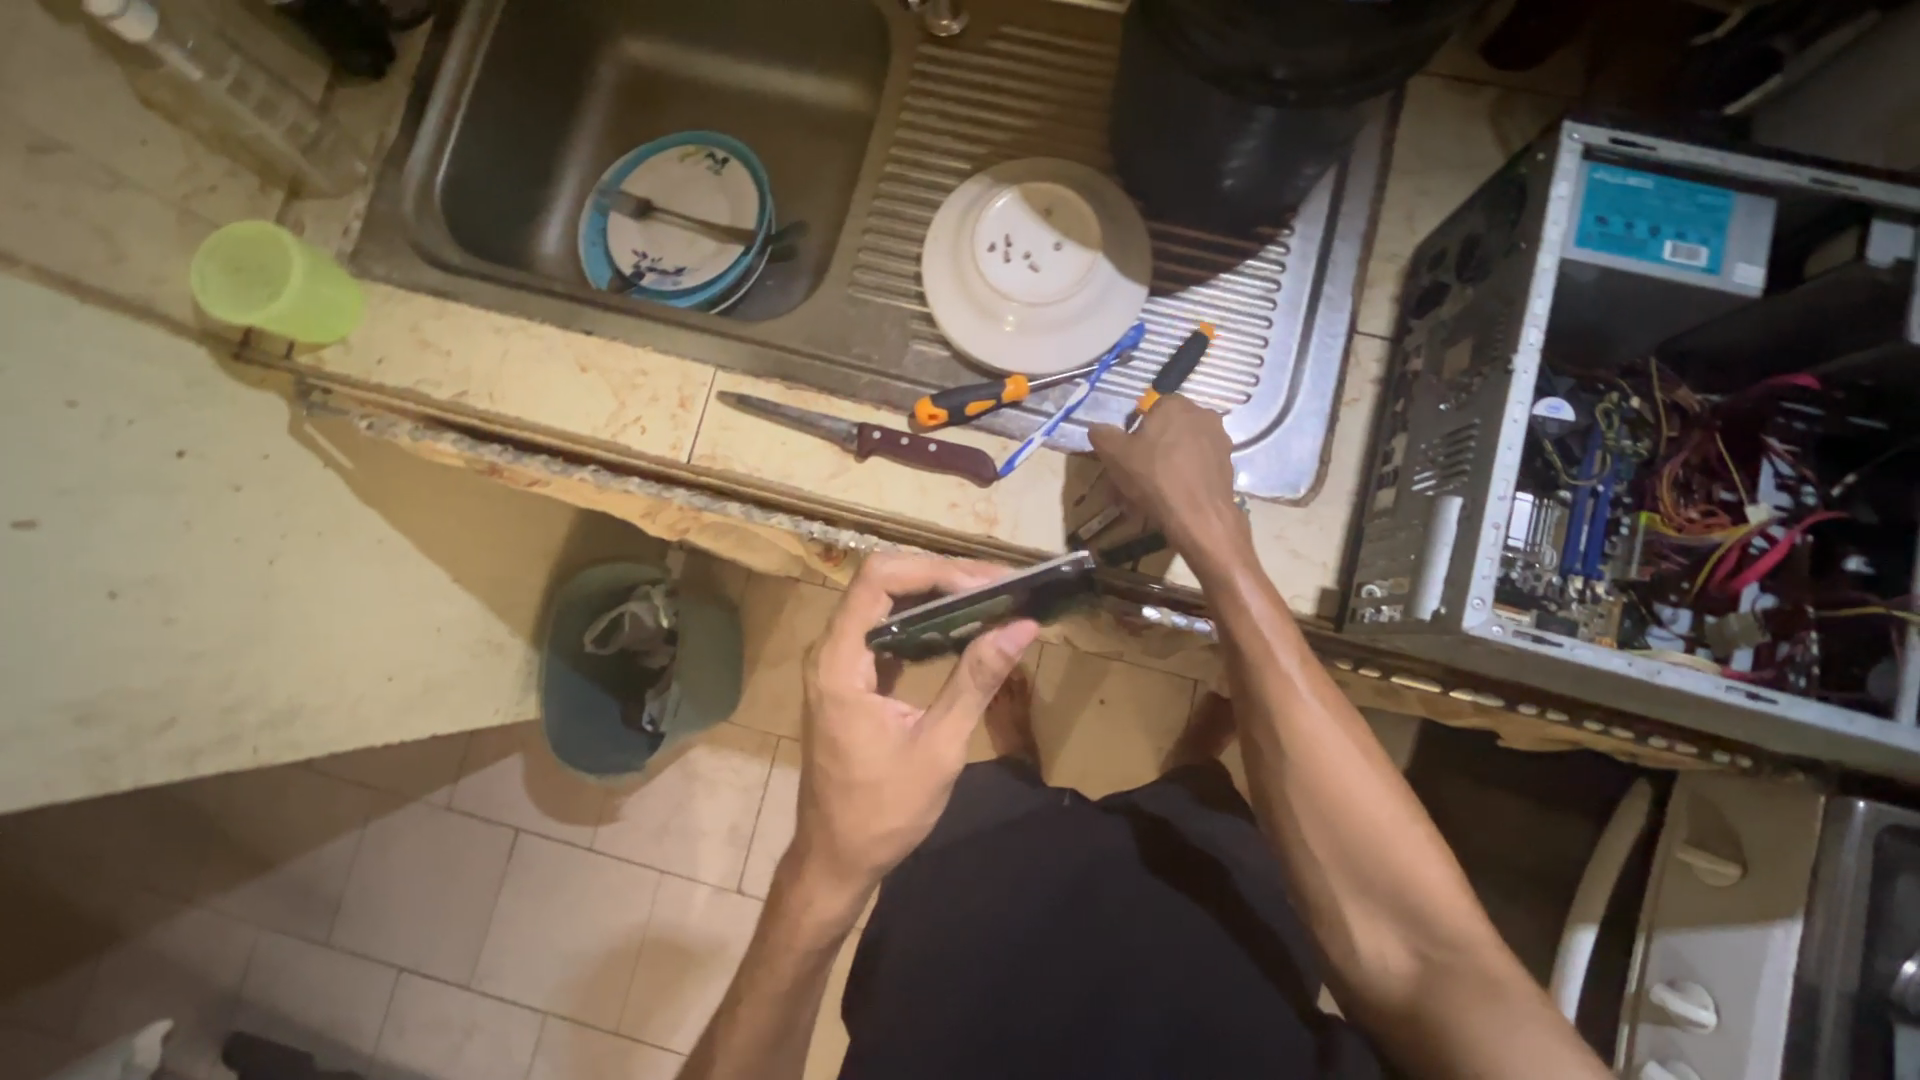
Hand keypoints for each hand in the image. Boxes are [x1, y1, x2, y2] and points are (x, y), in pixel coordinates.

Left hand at [789, 554, 1039, 898]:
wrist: (836, 857)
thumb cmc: (883, 812)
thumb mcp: (939, 747)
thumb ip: (976, 681)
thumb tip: (1021, 627)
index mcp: (839, 663)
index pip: (878, 581)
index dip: (933, 571)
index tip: (984, 586)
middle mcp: (830, 652)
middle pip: (881, 584)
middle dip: (941, 577)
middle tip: (999, 588)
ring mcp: (837, 664)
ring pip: (884, 604)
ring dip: (935, 597)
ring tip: (990, 601)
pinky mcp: (850, 678)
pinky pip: (885, 631)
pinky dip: (924, 624)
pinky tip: (963, 630)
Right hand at [1087, 395, 1248, 566]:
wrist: (1198, 515)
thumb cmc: (1153, 476)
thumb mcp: (1114, 454)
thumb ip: (1102, 435)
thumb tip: (1097, 429)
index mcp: (1175, 404)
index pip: (1150, 409)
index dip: (1136, 430)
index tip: (1128, 453)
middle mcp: (1202, 414)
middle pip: (1169, 428)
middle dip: (1154, 446)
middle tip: (1138, 472)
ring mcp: (1220, 439)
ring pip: (1184, 447)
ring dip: (1170, 461)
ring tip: (1155, 490)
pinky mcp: (1228, 463)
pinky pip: (1199, 465)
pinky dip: (1187, 475)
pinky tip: (1175, 496)